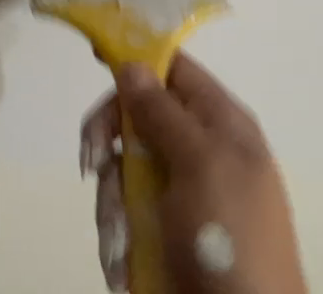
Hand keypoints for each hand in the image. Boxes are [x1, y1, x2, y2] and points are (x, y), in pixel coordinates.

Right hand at [80, 55, 305, 293]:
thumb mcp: (200, 164)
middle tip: (93, 163)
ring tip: (125, 235)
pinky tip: (125, 260)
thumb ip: (162, 112)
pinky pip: (121, 212)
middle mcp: (198, 150)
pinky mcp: (159, 232)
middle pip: (136, 116)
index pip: (174, 69)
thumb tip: (132, 63)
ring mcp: (178, 194)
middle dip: (110, 141)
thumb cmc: (229, 240)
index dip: (137, 60)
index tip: (97, 61)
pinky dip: (117, 234)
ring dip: (112, 201)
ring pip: (120, 168)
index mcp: (220, 124)